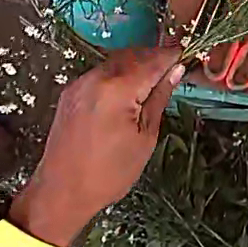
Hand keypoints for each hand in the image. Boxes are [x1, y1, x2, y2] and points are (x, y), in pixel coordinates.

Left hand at [16, 48, 185, 244]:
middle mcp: (96, 79)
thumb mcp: (145, 138)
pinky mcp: (71, 91)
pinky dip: (118, 74)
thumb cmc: (109, 173)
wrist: (61, 192)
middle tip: (174, 68)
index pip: (152, 62)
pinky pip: (100, 72)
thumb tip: (175, 72)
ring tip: (154, 80)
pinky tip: (128, 89)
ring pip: (115, 61)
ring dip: (136, 64)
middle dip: (154, 58)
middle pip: (133, 55)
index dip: (171, 56)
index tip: (186, 54)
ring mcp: (80, 83)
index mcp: (117, 90)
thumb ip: (159, 99)